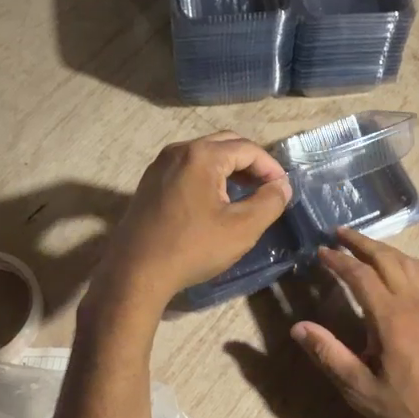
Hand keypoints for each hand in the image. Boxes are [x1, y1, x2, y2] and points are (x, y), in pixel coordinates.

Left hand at [93, 131, 291, 316]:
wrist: (135, 273)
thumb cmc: (192, 248)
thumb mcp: (242, 228)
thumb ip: (269, 202)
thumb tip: (282, 186)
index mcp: (202, 155)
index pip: (247, 148)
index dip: (270, 167)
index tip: (283, 188)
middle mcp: (178, 151)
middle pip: (225, 144)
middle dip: (251, 163)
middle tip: (267, 187)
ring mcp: (160, 165)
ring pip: (205, 155)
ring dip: (229, 169)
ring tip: (246, 194)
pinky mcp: (150, 183)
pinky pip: (187, 168)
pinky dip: (208, 176)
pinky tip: (215, 201)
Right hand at [292, 228, 418, 417]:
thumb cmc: (406, 406)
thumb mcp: (360, 388)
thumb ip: (329, 354)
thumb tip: (298, 327)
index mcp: (389, 317)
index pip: (360, 275)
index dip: (338, 260)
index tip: (321, 251)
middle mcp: (412, 302)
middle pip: (386, 258)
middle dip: (360, 242)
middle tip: (338, 233)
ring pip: (409, 263)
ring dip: (385, 249)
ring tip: (364, 245)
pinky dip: (418, 264)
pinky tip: (408, 266)